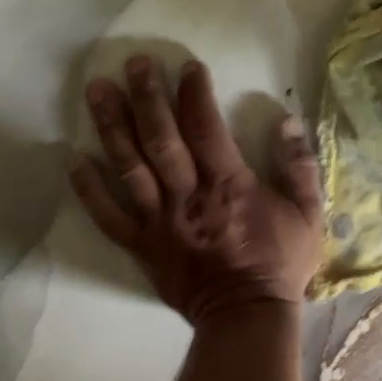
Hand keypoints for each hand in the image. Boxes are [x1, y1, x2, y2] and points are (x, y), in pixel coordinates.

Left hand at [69, 55, 323, 325]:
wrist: (247, 316)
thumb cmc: (280, 265)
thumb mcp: (308, 215)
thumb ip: (299, 168)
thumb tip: (288, 123)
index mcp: (229, 185)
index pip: (206, 127)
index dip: (195, 93)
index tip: (188, 67)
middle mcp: (188, 195)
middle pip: (161, 138)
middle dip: (147, 96)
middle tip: (135, 63)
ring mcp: (160, 221)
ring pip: (129, 166)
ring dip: (111, 126)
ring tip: (97, 90)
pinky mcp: (142, 246)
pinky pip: (108, 216)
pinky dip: (89, 188)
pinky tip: (73, 158)